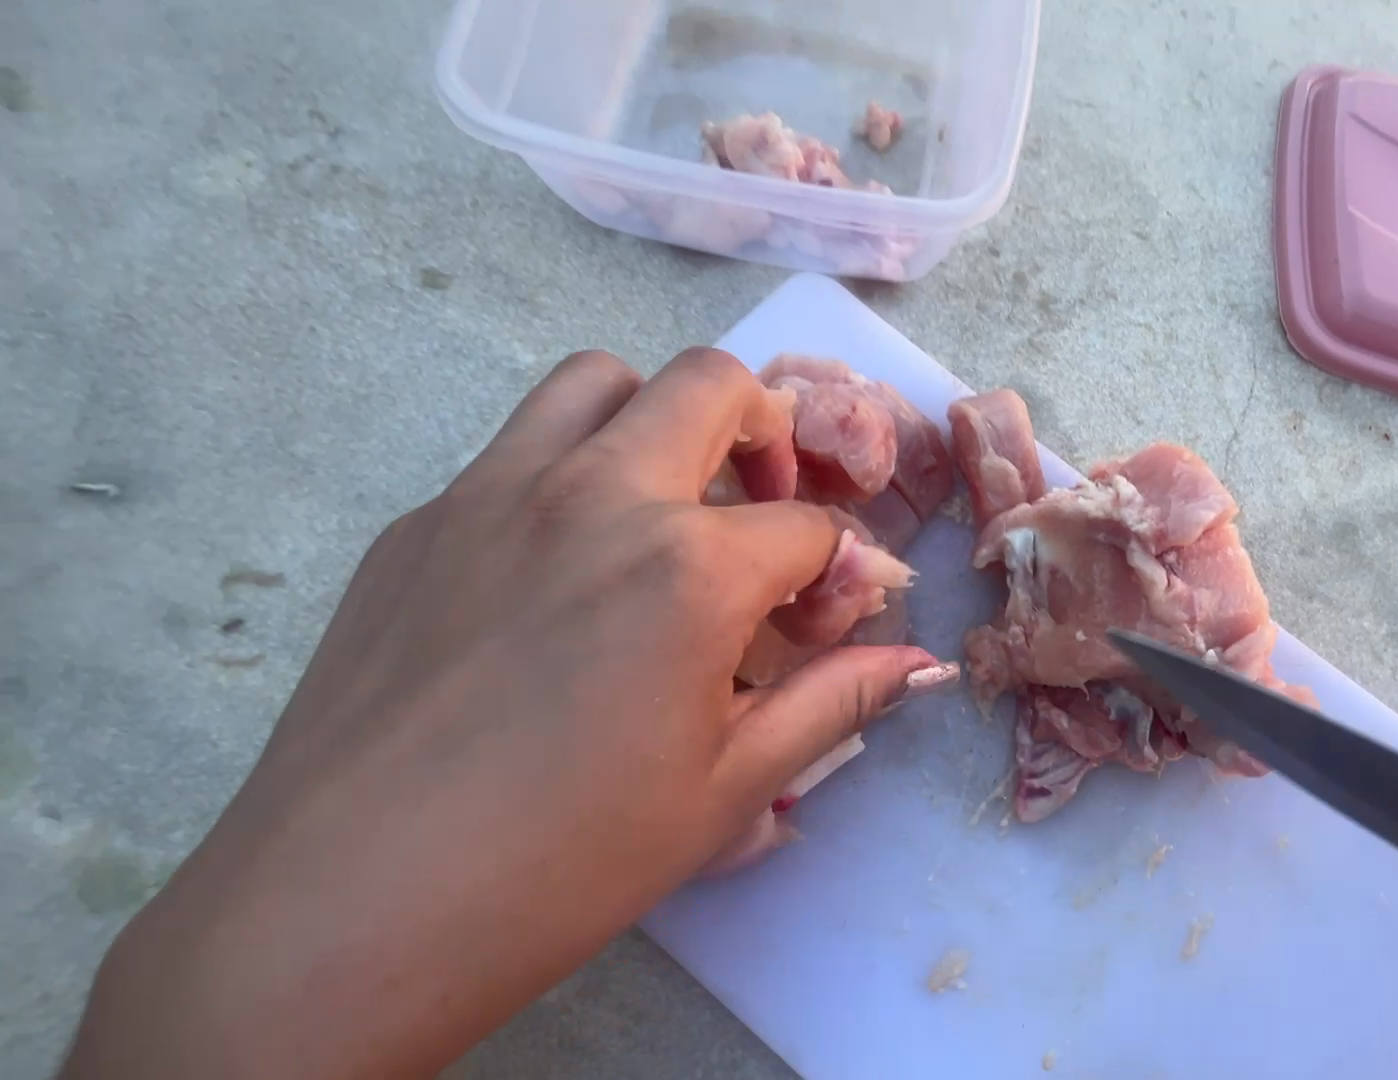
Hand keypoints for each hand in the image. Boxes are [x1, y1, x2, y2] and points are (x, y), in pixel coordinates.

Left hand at [60, 348, 945, 1079]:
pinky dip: (571, 471)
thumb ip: (836, 702)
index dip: (841, 567)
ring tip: (664, 500)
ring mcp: (497, 493)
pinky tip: (562, 568)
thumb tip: (918, 664)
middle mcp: (601, 495)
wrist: (348, 911)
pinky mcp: (422, 520)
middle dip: (769, 429)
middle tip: (764, 501)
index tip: (831, 612)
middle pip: (713, 385)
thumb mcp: (732, 786)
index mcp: (691, 568)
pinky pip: (516, 449)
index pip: (810, 527)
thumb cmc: (570, 858)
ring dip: (658, 418)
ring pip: (600, 381)